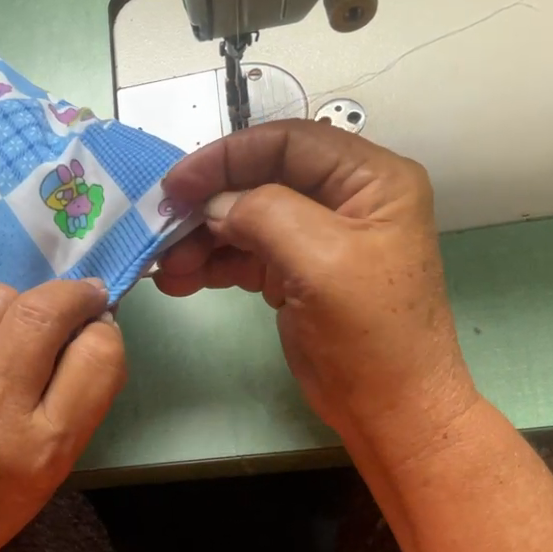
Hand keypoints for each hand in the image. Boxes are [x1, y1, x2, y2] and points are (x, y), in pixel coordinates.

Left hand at [0, 280, 124, 551]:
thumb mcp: (59, 463)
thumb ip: (82, 395)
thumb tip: (93, 321)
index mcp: (41, 447)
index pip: (96, 356)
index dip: (104, 331)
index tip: (98, 327)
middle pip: (41, 313)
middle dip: (70, 295)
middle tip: (76, 299)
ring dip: (17, 303)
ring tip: (14, 330)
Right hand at [156, 121, 479, 456]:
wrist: (390, 408)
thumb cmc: (372, 333)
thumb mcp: (323, 262)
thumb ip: (267, 215)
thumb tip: (215, 205)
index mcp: (370, 179)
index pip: (289, 143)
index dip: (228, 156)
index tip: (177, 184)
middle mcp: (344, 201)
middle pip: (261, 181)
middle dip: (209, 204)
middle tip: (162, 232)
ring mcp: (317, 241)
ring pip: (247, 221)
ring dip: (202, 240)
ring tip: (165, 268)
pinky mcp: (295, 278)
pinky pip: (245, 258)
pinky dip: (212, 266)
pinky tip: (180, 281)